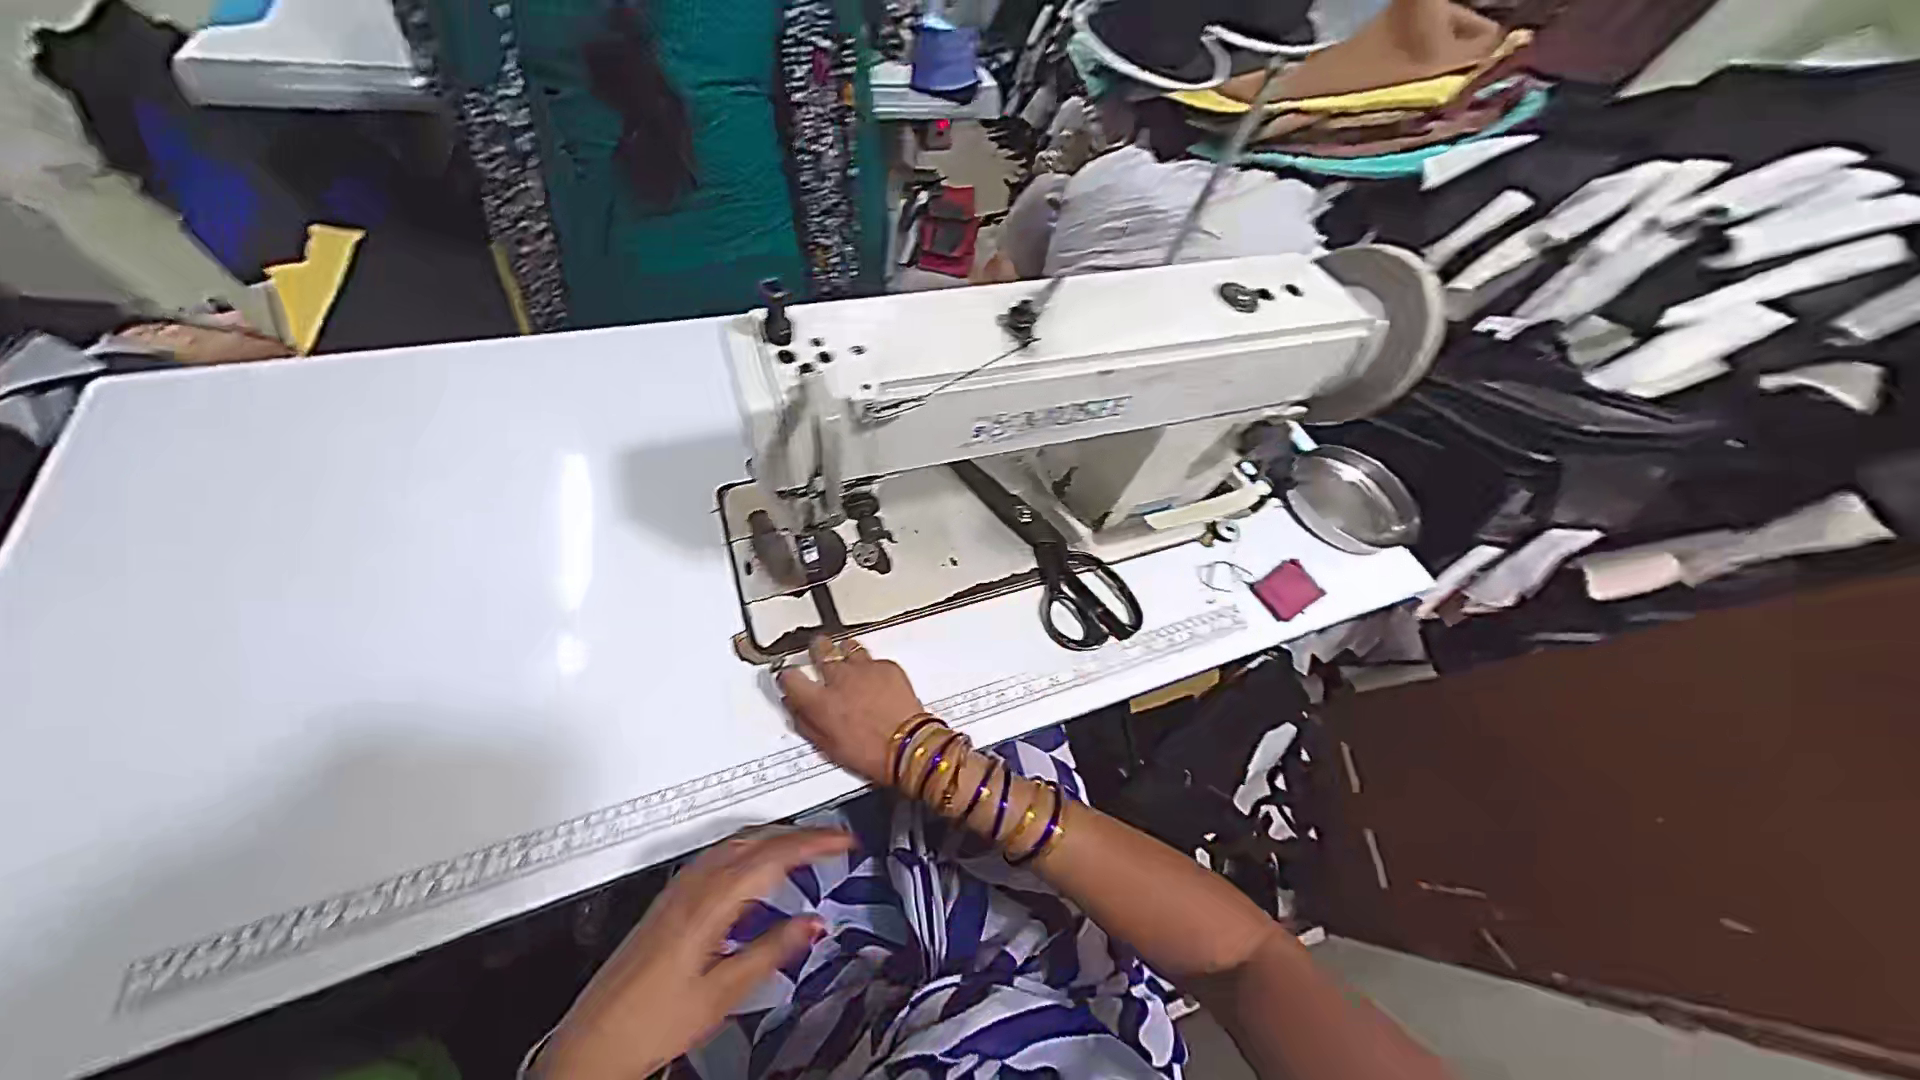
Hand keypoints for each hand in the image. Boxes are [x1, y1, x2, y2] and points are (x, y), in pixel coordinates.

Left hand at [534, 827, 852, 1079]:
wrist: (591, 1044)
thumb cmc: (649, 1024)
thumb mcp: (722, 994)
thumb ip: (772, 951)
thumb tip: (813, 924)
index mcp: (711, 901)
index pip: (775, 854)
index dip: (815, 843)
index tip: (844, 840)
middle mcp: (695, 883)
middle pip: (759, 838)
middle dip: (802, 834)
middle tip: (835, 840)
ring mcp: (681, 886)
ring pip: (740, 840)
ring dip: (778, 836)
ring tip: (807, 848)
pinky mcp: (673, 895)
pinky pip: (722, 852)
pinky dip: (753, 846)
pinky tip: (760, 866)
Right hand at [777, 636, 926, 783]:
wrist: (908, 745)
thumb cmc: (871, 752)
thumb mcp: (829, 747)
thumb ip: (807, 724)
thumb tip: (797, 710)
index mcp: (819, 702)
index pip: (790, 677)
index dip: (787, 675)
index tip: (790, 676)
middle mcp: (839, 679)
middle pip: (820, 649)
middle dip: (816, 649)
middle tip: (817, 651)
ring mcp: (864, 668)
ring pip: (847, 647)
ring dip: (844, 652)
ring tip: (846, 658)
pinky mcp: (887, 666)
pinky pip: (874, 659)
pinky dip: (871, 665)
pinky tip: (873, 676)